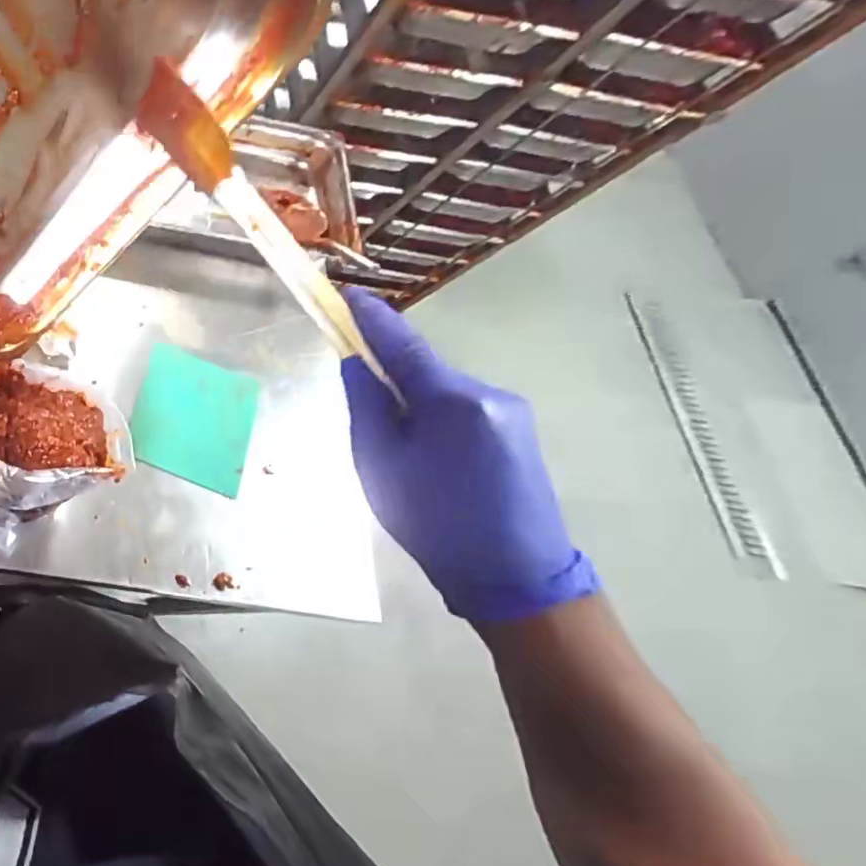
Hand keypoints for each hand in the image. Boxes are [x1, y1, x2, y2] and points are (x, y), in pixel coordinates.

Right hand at [340, 287, 597, 622]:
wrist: (511, 573)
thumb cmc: (432, 522)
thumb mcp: (379, 465)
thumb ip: (366, 407)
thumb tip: (357, 364)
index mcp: (450, 399)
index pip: (402, 343)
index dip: (371, 318)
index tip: (347, 293)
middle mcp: (486, 392)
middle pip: (423, 369)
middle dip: (389, 377)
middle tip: (362, 414)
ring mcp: (509, 410)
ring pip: (441, 392)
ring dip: (411, 405)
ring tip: (397, 454)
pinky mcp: (518, 430)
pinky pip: (462, 410)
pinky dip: (434, 419)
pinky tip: (427, 458)